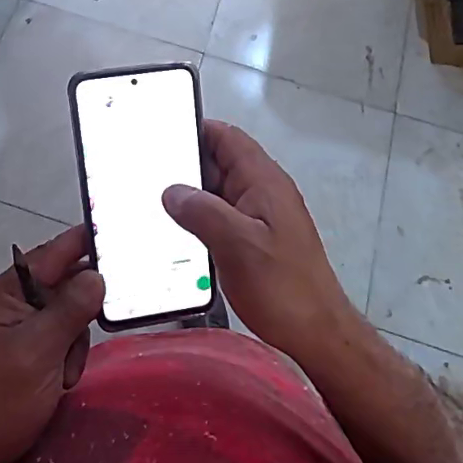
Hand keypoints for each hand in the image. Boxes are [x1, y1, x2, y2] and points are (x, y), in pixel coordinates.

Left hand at [0, 226, 103, 462]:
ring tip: (64, 373)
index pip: (51, 254)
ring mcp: (23, 328)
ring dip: (75, 342)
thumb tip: (97, 274)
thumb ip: (70, 309)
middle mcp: (14, 303)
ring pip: (71, 314)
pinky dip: (70, 358)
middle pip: (65, 283)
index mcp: (6, 293)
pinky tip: (62, 381)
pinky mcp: (33, 351)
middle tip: (105, 317)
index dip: (83, 242)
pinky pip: (66, 339)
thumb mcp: (38, 352)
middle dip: (82, 308)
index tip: (118, 231)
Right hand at [162, 120, 362, 363]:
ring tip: (152, 203)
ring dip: (191, 197)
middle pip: (220, 163)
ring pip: (219, 193)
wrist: (316, 333)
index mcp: (264, 182)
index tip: (160, 135)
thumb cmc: (282, 287)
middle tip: (146, 173)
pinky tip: (176, 234)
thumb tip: (172, 191)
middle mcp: (264, 192)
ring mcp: (261, 216)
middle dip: (185, 165)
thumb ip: (202, 212)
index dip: (195, 130)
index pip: (228, 138)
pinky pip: (223, 218)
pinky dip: (200, 220)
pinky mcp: (256, 240)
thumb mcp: (237, 244)